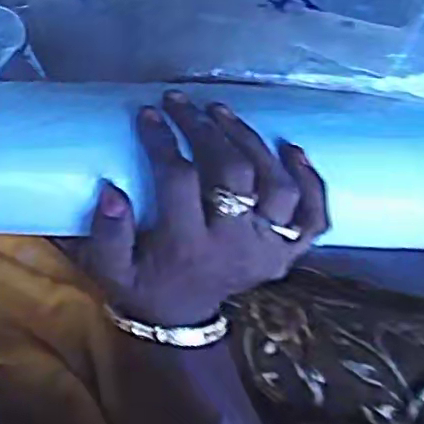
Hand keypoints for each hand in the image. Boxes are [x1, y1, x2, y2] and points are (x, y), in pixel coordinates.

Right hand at [72, 91, 328, 326]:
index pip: (180, 180)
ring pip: (277, 185)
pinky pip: (315, 216)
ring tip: (221, 112)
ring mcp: (270, 249)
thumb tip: (111, 190)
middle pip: (234, 172)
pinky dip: (311, 181)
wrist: (181, 320)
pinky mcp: (288, 252)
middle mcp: (237, 246)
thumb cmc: (140, 285)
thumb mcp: (109, 268)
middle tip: (181, 102)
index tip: (148, 114)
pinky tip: (291, 148)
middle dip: (206, 129)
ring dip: (251, 142)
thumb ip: (108, 233)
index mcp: (189, 246)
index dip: (164, 142)